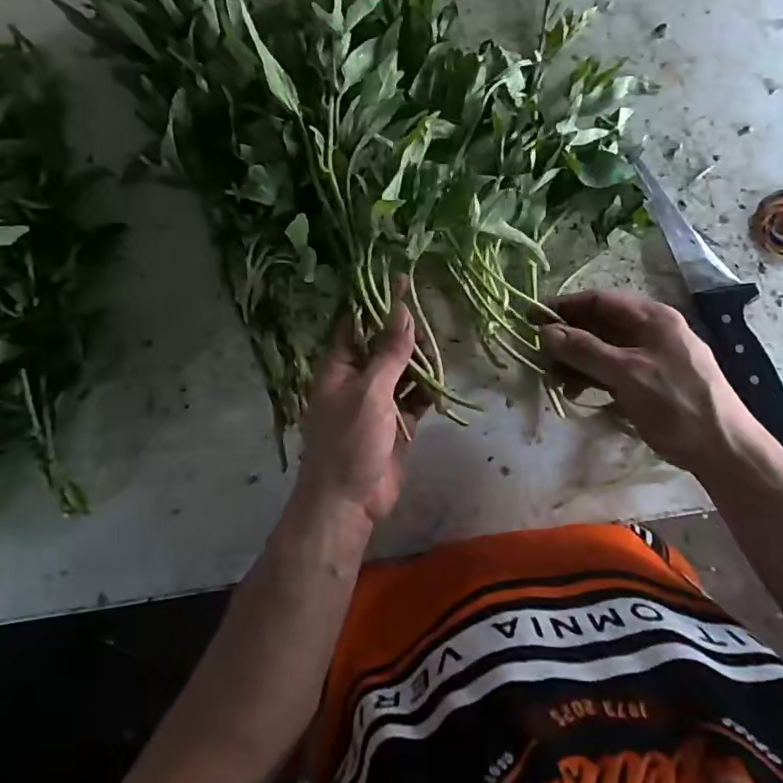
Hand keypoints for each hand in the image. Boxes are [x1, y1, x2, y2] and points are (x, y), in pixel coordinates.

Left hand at [292, 298, 421, 523]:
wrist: (349, 502)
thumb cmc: (349, 441)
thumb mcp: (369, 391)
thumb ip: (389, 353)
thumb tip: (402, 311)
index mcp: (338, 368)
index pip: (356, 324)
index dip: (376, 302)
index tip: (400, 280)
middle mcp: (357, 380)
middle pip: (384, 347)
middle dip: (406, 332)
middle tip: (433, 312)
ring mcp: (378, 404)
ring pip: (403, 373)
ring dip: (421, 363)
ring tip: (443, 345)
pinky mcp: (397, 425)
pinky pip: (415, 400)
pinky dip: (427, 393)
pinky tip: (442, 385)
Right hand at [538, 289, 768, 476]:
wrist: (723, 448)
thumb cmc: (675, 404)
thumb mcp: (626, 374)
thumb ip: (585, 350)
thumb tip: (546, 332)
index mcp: (653, 318)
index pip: (600, 300)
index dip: (564, 306)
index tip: (531, 317)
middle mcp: (654, 331)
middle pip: (602, 325)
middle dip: (569, 338)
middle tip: (540, 356)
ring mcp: (656, 357)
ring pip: (608, 350)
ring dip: (580, 361)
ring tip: (555, 380)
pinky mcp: (656, 382)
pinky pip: (618, 370)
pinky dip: (596, 377)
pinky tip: (578, 392)